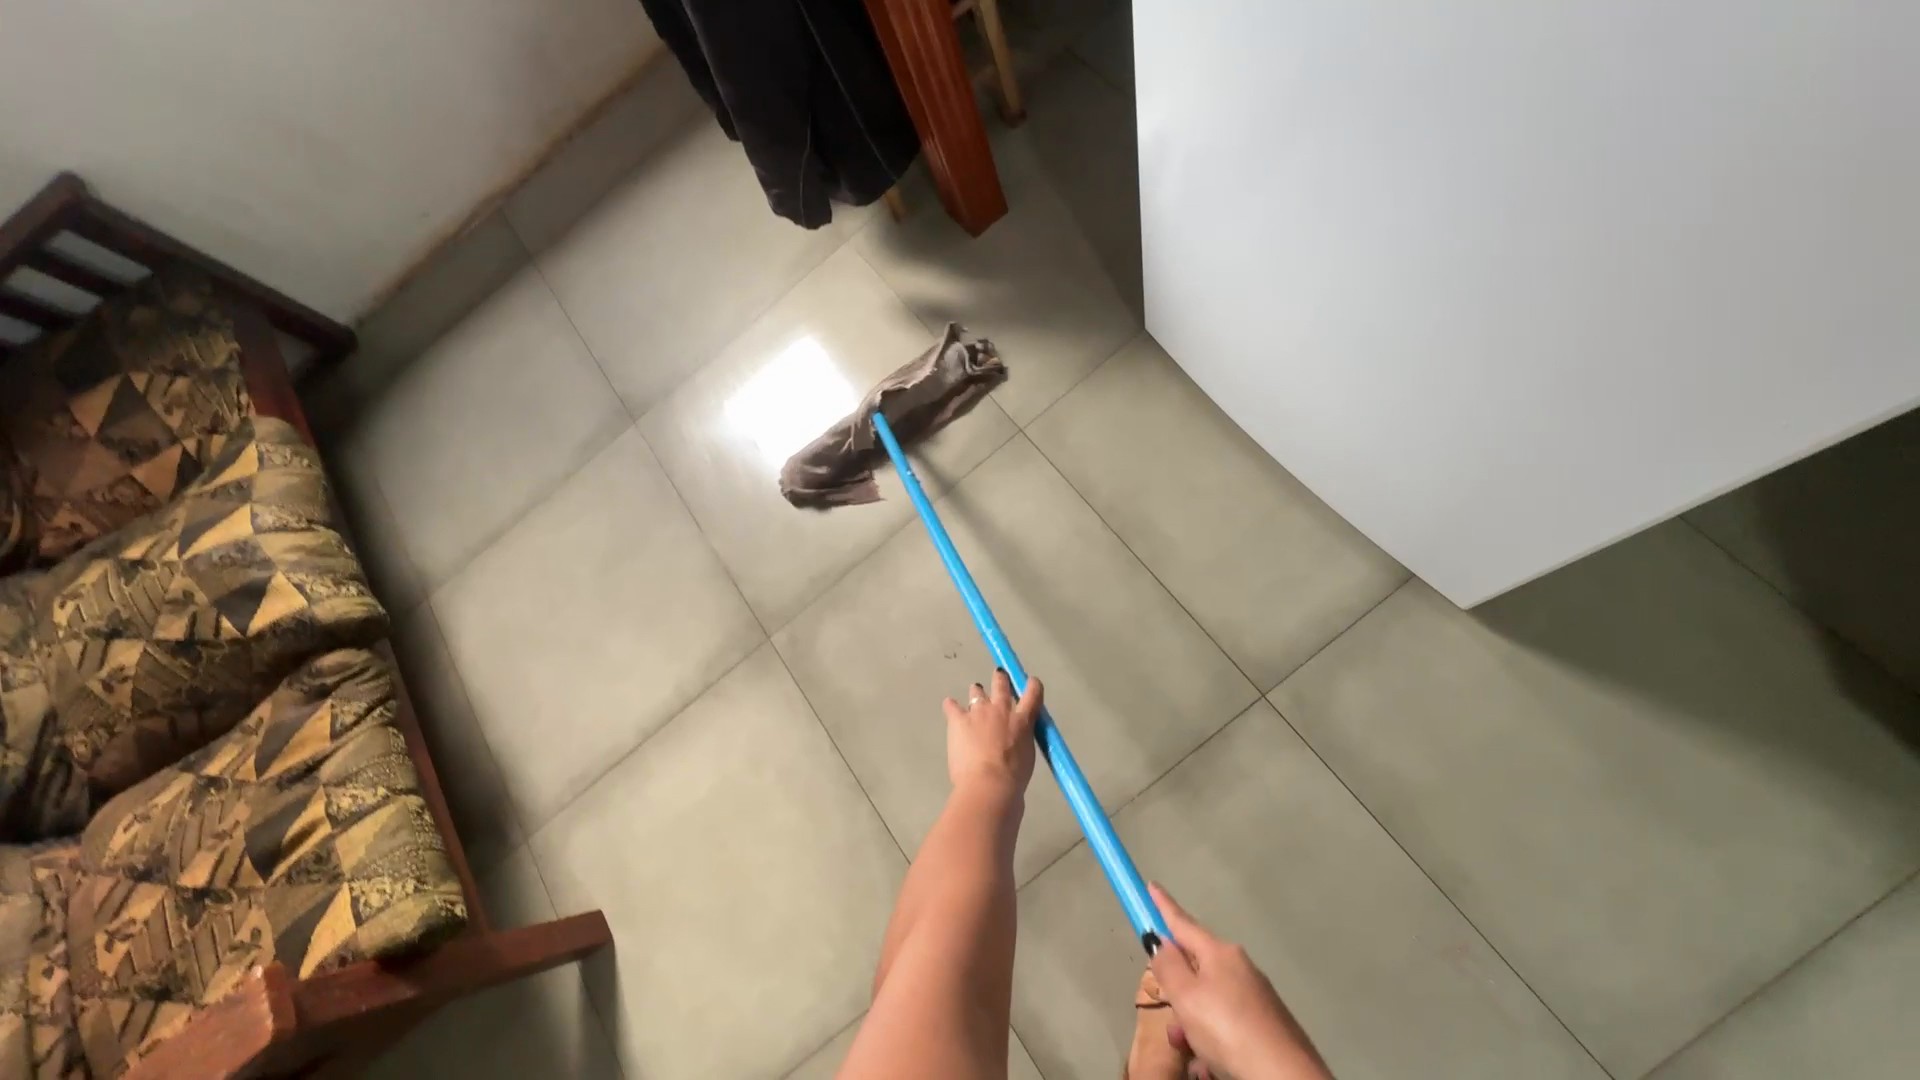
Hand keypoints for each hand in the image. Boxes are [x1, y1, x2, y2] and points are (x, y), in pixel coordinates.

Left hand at [942, 669, 1040, 794]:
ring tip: (974, 698)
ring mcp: (978, 712)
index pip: (1033, 693)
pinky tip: (950, 706)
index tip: (1030, 683)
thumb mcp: (1027, 755)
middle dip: (1000, 678)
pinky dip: (951, 706)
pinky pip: (952, 705)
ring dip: (976, 694)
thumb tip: (1016, 738)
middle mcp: (1001, 709)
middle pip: (1001, 684)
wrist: (988, 784)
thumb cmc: (1013, 777)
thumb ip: (1021, 740)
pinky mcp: (958, 719)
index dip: (1032, 685)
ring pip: (976, 692)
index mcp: (1022, 720)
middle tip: (998, 675)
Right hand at [1148, 883, 1330, 1079]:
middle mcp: (1239, 967)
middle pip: (1195, 969)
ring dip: (1193, 1025)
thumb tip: (1161, 940)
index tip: (1150, 884)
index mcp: (1219, 953)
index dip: (1162, 905)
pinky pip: (1226, 1025)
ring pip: (1208, 1002)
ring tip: (1191, 1053)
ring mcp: (1255, 996)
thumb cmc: (1228, 1029)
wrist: (1287, 1077)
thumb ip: (1168, 967)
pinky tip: (1210, 1066)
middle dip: (1177, 993)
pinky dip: (1212, 1042)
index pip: (1182, 922)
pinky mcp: (1266, 1024)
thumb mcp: (1186, 997)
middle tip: (1170, 1017)